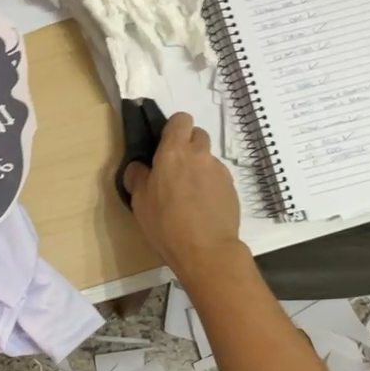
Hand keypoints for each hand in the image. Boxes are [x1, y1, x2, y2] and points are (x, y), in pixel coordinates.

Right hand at [121, 112, 244, 278]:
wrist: (206, 250)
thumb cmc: (166, 224)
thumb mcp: (140, 202)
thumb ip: (137, 177)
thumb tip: (139, 167)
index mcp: (174, 152)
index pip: (181, 119)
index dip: (173, 128)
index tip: (165, 144)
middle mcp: (200, 155)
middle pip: (198, 134)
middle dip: (187, 145)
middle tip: (175, 168)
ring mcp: (219, 171)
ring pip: (208, 158)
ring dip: (199, 167)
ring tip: (189, 194)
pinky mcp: (232, 188)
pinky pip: (218, 177)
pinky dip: (210, 185)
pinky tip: (202, 207)